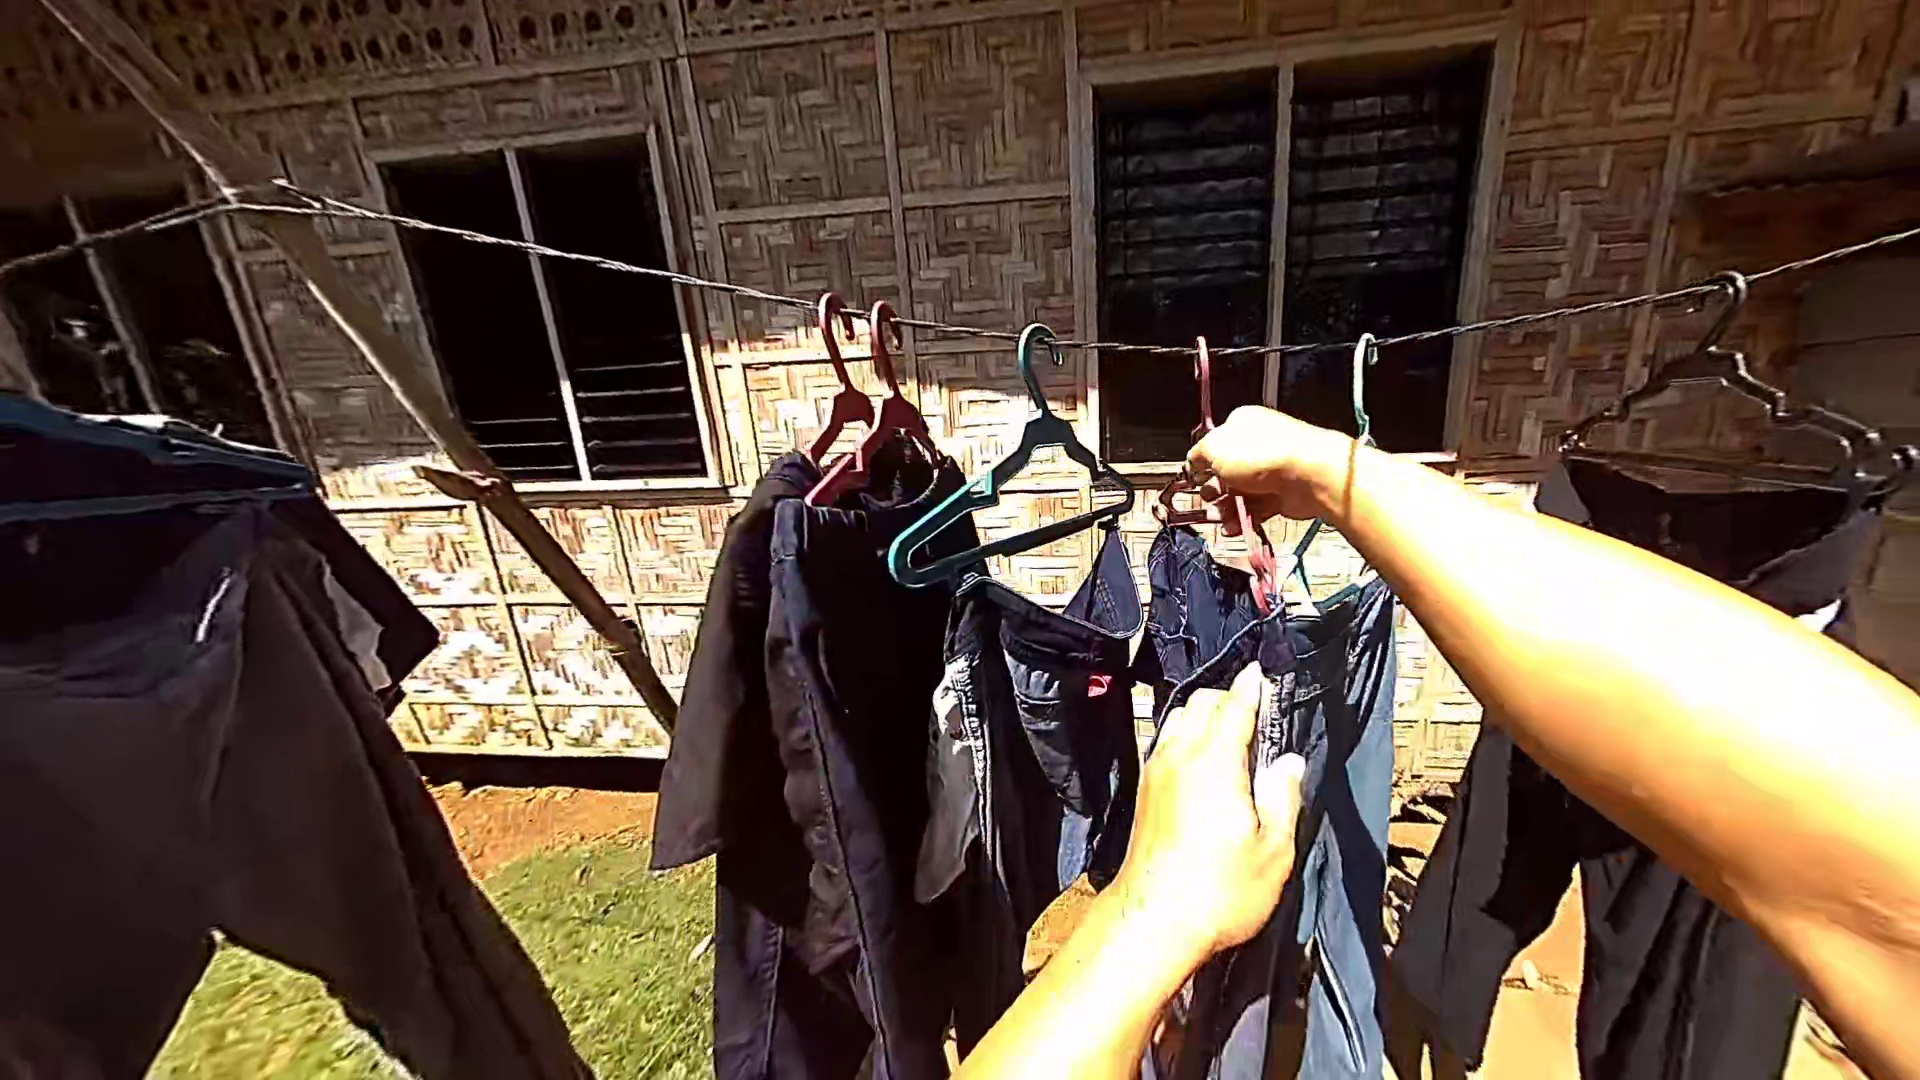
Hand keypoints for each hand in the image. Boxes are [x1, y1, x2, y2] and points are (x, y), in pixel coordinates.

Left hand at [1109, 663, 1305, 965]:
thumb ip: (1282, 796)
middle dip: (1229, 696)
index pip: (1233, 707)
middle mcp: (1180, 755)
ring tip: (1231, 730)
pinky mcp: (1146, 784)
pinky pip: (1166, 738)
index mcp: (1214, 762)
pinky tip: (1201, 754)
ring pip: (1179, 716)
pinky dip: (1186, 730)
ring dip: (1205, 711)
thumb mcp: (1272, 850)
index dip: (1250, 686)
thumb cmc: (1219, 889)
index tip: (1261, 673)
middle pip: (1202, 702)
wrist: (1154, 913)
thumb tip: (1288, 760)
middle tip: (1256, 711)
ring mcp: (1157, 767)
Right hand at [1186, 406, 1355, 524]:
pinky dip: (1243, 518)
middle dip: (1214, 489)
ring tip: (1219, 517)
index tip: (1193, 477)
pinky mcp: (1283, 494)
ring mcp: (1272, 470)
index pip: (1215, 444)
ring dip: (1226, 508)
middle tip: (1208, 497)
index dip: (1202, 462)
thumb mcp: (1212, 448)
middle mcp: (1259, 445)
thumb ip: (1196, 456)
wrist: (1308, 475)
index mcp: (1242, 425)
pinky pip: (1257, 508)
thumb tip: (1191, 462)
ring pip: (1240, 493)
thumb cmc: (1265, 453)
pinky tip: (1233, 526)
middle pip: (1226, 472)